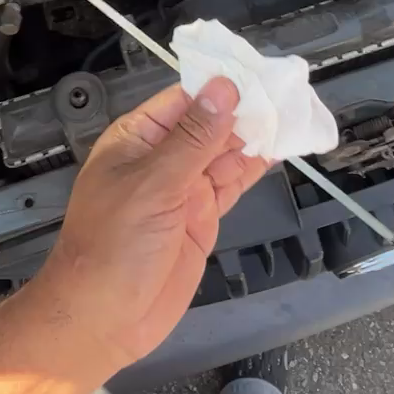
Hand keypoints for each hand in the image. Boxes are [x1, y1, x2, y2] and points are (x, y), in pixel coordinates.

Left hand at [14, 78, 269, 380]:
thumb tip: (222, 90)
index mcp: (139, 137)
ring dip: (255, 135)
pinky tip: (277, 149)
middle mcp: (163, 156)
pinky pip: (232, 182)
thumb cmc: (111, 246)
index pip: (185, 99)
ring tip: (290, 115)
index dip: (220, 86)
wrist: (103, 320)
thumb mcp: (154, 184)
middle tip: (286, 92)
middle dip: (244, 109)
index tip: (258, 73)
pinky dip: (254, 166)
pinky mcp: (202, 215)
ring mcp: (184, 187)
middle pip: (210, 123)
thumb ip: (193, 139)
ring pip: (225, 151)